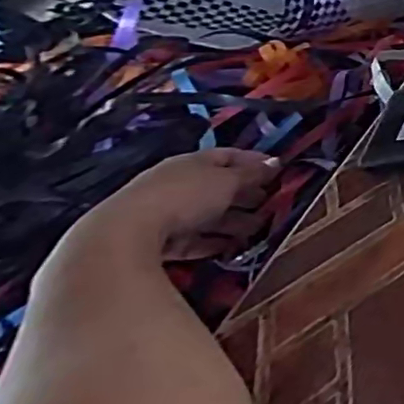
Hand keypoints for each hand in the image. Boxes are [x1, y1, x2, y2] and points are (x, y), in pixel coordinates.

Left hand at [73, 148, 282, 262]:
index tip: (279, 171)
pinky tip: (229, 247)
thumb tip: (276, 163)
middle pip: (219, 187)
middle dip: (247, 194)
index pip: (228, 156)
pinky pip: (192, 239)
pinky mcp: (158, 241)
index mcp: (192, 163)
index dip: (255, 162)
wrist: (124, 236)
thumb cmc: (185, 196)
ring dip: (234, 221)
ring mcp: (165, 213)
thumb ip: (252, 174)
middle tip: (272, 202)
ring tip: (258, 228)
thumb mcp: (227, 181)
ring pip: (208, 214)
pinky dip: (212, 241)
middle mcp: (177, 183)